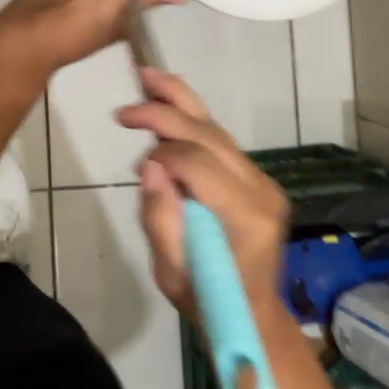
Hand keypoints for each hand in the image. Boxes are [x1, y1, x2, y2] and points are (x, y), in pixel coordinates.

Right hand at [120, 68, 289, 319]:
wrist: (251, 313)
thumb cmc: (207, 300)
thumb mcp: (171, 274)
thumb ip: (160, 220)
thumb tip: (149, 165)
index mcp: (246, 216)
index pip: (198, 163)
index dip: (162, 154)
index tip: (136, 164)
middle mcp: (261, 189)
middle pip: (209, 135)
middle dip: (165, 111)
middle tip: (126, 108)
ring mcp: (263, 181)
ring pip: (216, 128)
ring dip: (180, 99)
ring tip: (146, 75)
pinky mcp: (257, 177)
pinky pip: (220, 139)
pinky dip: (190, 117)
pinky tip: (168, 98)